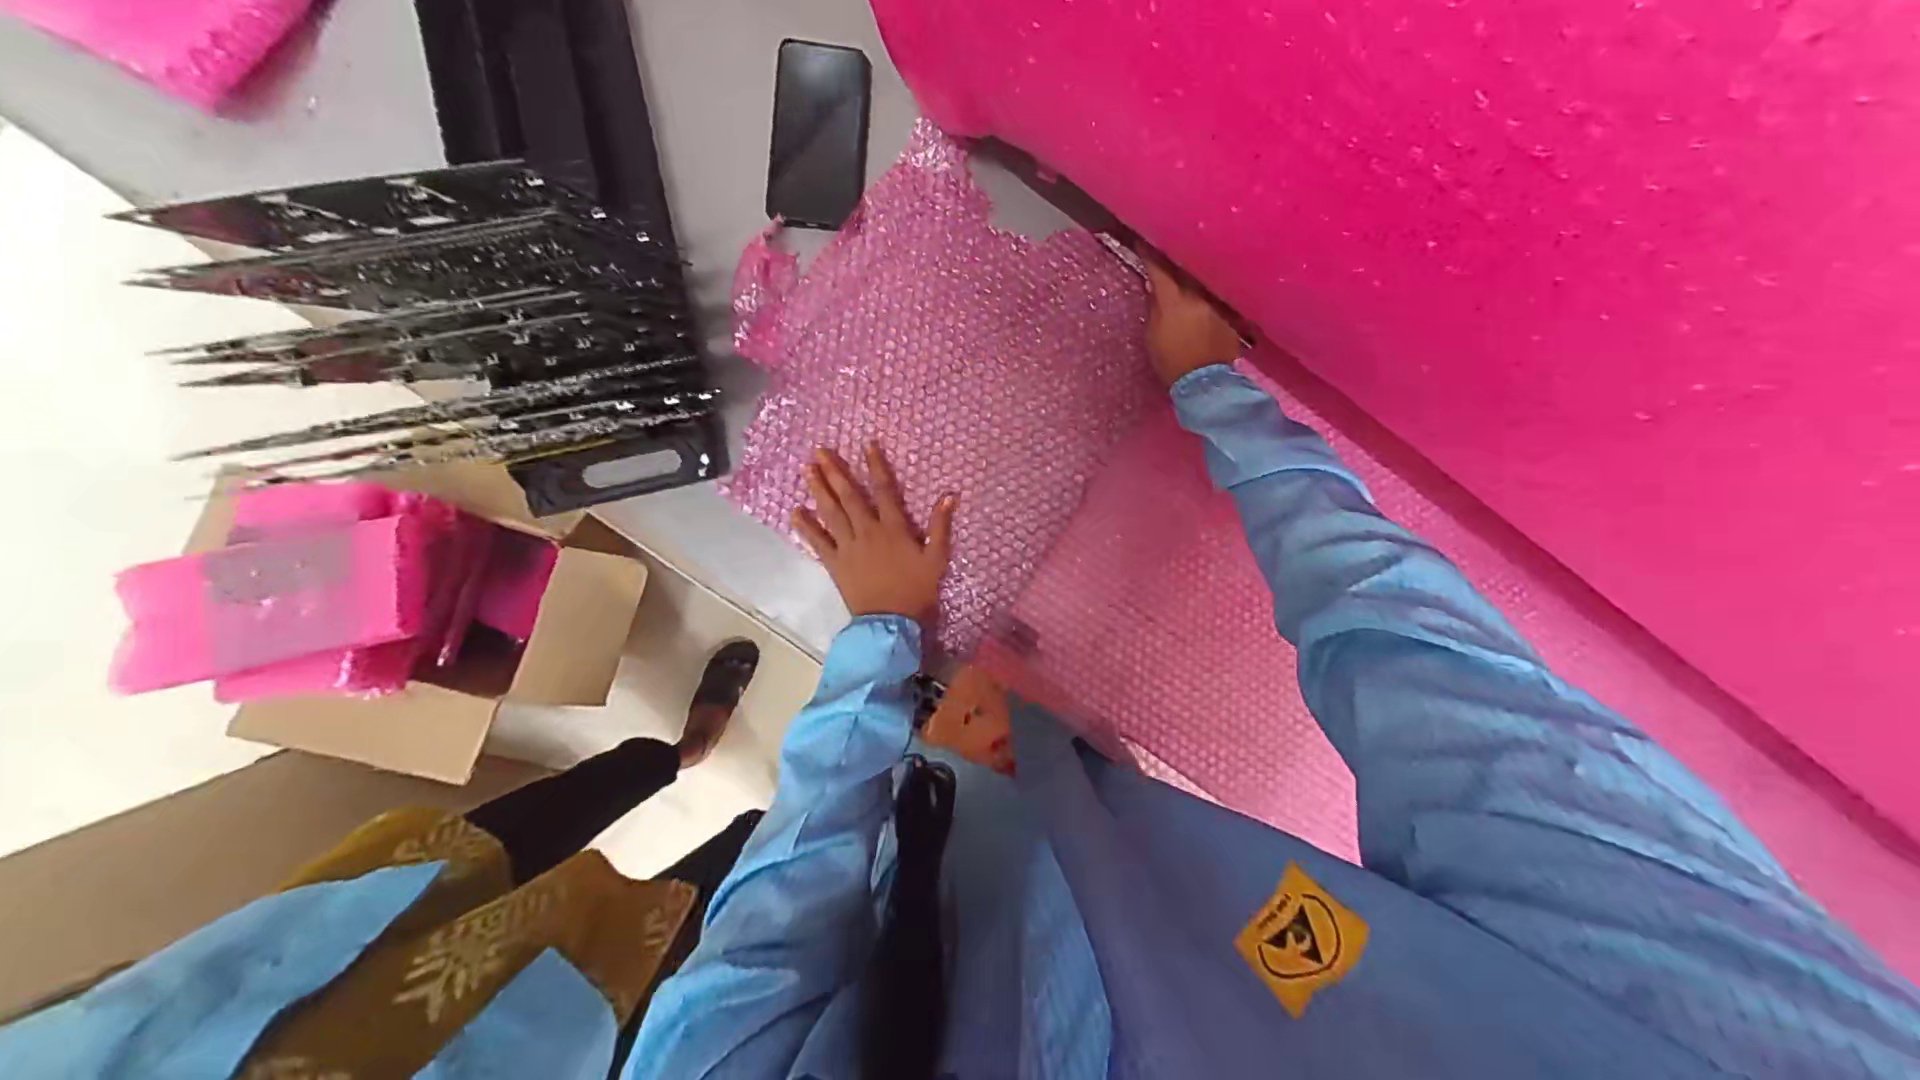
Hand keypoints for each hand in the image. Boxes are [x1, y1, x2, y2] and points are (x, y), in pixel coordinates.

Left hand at [794, 443, 956, 624]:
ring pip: (831, 513)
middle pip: (849, 496)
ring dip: (818, 490)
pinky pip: (817, 542)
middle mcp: (867, 531)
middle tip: (819, 451)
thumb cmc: (916, 590)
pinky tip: (795, 512)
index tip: (867, 444)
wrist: (891, 622)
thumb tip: (949, 496)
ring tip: (807, 470)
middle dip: (835, 472)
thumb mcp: (937, 558)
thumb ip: (940, 526)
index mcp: (893, 528)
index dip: (876, 465)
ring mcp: (847, 547)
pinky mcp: (834, 563)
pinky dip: (805, 527)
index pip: (884, 490)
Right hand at [1142, 250, 1245, 386]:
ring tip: (1188, 276)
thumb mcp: (1152, 337)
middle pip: (1186, 272)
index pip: (1160, 271)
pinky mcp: (1230, 315)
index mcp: (1173, 302)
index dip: (1150, 257)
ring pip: (1202, 284)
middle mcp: (1198, 297)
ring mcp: (1216, 305)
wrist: (1204, 384)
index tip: (1143, 244)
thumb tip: (1155, 290)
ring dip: (1194, 280)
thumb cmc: (1170, 363)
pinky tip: (1203, 303)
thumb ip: (1154, 310)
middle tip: (1168, 256)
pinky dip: (1207, 299)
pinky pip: (1215, 299)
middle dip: (1176, 264)